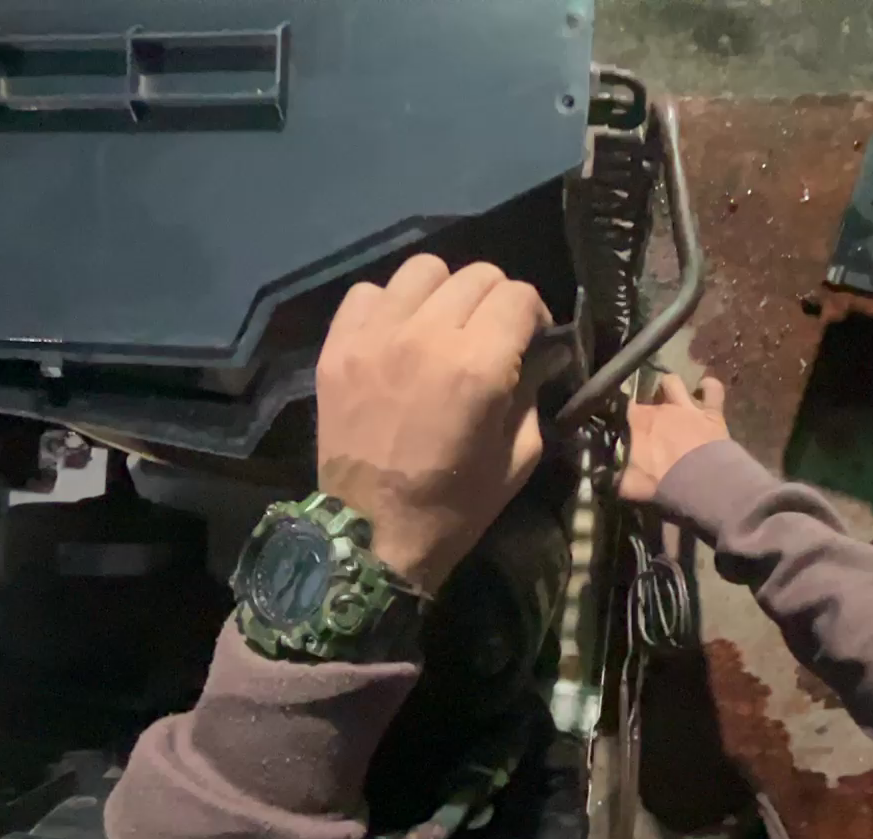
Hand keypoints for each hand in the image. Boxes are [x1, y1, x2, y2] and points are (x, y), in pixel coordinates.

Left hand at [315, 255, 550, 593]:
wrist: (372, 534)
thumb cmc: (455, 505)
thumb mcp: (519, 457)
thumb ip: (531, 393)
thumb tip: (535, 355)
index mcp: (477, 367)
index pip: (519, 296)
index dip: (535, 315)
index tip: (532, 339)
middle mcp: (425, 336)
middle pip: (477, 275)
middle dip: (498, 302)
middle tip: (493, 336)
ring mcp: (374, 337)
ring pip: (423, 270)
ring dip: (446, 294)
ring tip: (444, 328)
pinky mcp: (337, 347)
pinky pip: (369, 293)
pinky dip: (393, 307)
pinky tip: (399, 337)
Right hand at [618, 374, 729, 501]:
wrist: (701, 482)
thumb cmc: (662, 481)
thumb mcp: (630, 486)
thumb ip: (617, 479)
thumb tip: (605, 480)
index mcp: (640, 422)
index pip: (627, 407)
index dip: (626, 412)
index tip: (627, 420)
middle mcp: (662, 408)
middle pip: (649, 395)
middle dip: (648, 402)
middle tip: (650, 415)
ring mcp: (688, 407)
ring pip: (674, 382)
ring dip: (671, 385)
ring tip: (670, 393)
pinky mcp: (712, 412)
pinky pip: (713, 389)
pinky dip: (709, 386)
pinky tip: (705, 387)